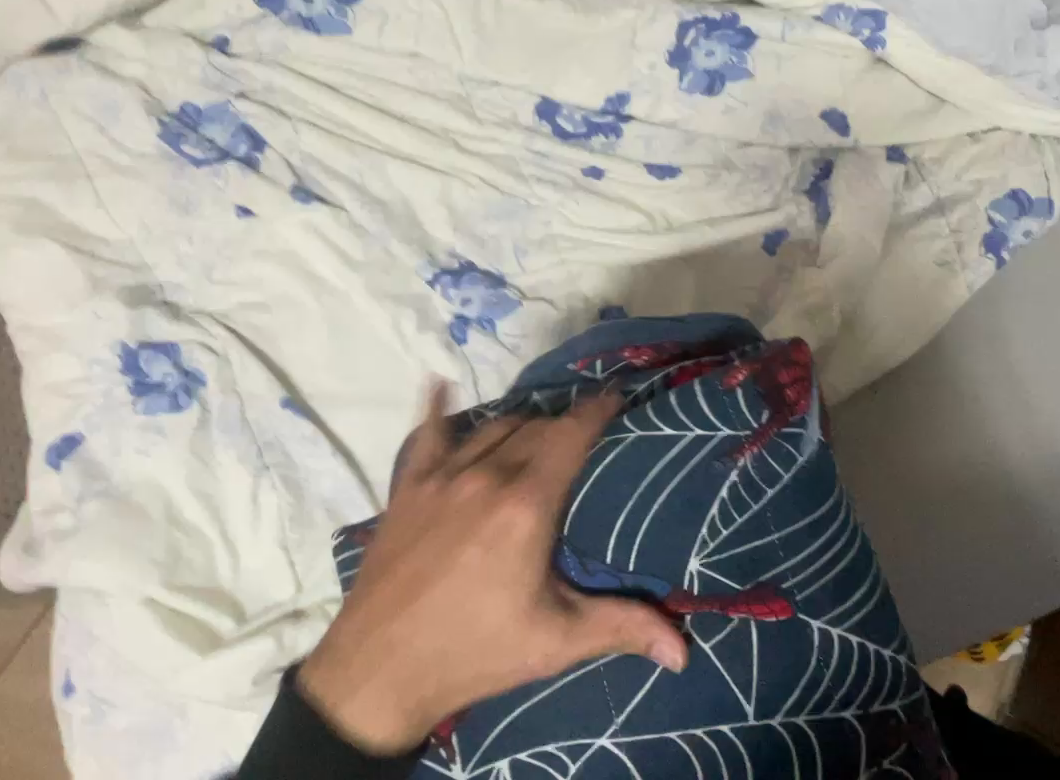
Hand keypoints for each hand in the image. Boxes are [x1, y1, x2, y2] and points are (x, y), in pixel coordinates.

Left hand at [297, 381, 689, 753]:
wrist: (375, 675)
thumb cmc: (473, 654)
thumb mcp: (554, 643)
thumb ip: (620, 628)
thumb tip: (684, 653)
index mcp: (527, 504)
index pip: (571, 435)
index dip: (598, 410)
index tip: (618, 394)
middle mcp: (486, 476)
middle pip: (537, 428)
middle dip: (566, 423)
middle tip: (588, 431)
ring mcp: (442, 477)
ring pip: (494, 426)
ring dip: (523, 423)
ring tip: (541, 429)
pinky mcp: (408, 488)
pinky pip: (426, 434)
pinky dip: (438, 408)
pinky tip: (440, 383)